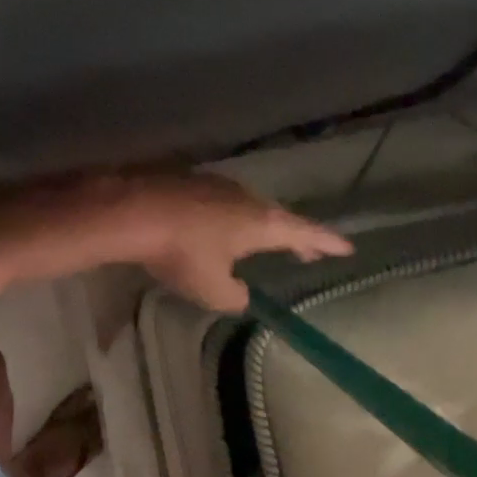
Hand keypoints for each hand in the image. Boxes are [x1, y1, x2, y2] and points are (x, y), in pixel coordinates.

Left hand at [81, 171, 352, 310]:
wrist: (130, 209)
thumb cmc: (180, 252)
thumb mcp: (212, 289)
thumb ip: (234, 296)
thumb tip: (239, 293)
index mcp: (262, 222)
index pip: (305, 233)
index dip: (326, 242)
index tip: (346, 247)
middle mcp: (244, 196)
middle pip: (276, 216)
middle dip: (290, 234)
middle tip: (303, 250)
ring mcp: (213, 183)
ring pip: (244, 206)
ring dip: (255, 224)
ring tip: (258, 241)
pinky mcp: (184, 180)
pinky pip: (215, 201)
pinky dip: (224, 216)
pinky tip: (213, 227)